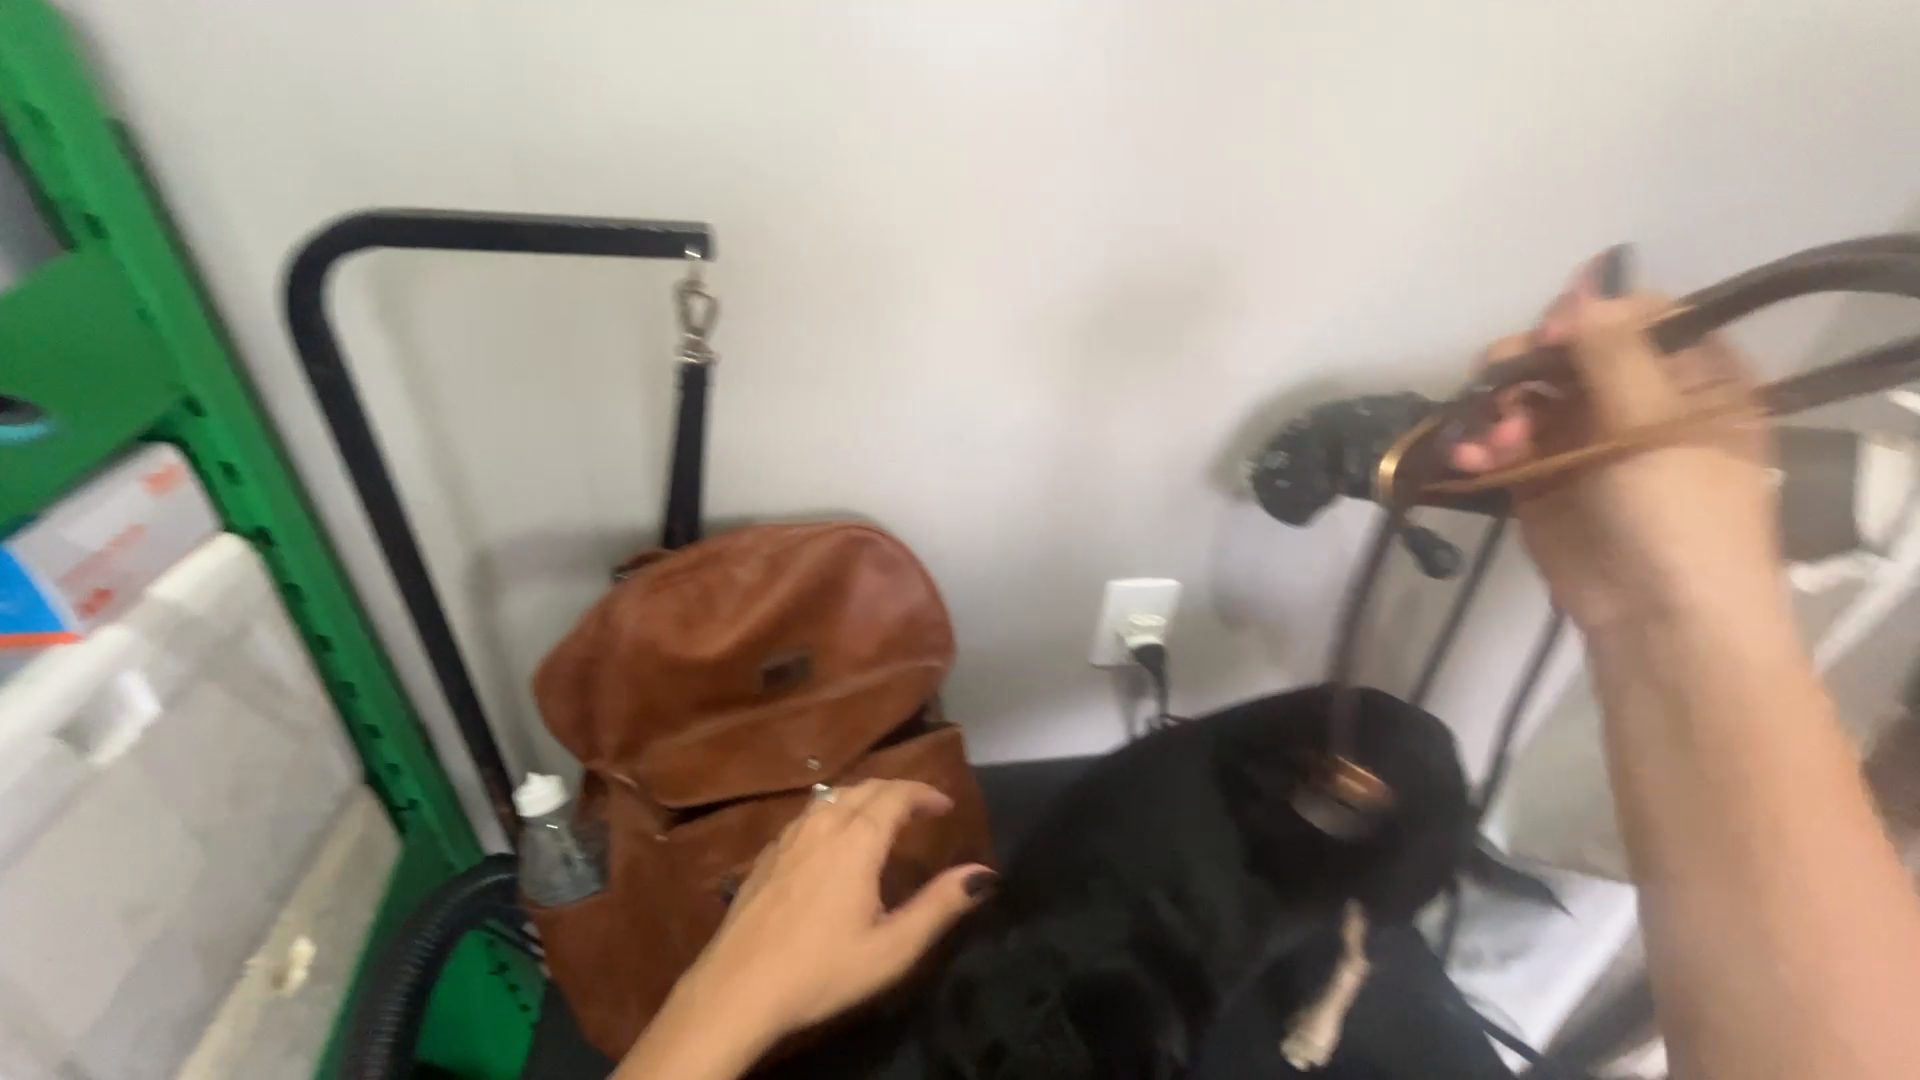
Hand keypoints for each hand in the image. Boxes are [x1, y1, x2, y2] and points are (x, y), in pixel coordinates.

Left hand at [616, 780, 994, 1078]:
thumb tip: (983, 873)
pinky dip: (834, 811)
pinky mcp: (766, 855)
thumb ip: (939, 906)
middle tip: (921, 808)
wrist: (735, 991)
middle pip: (865, 787)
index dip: (924, 793)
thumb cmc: (821, 971)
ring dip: (865, 797)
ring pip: (833, 796)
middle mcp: (823, 826)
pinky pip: (808, 814)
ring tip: (883, 817)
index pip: (896, 794)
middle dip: (898, 790)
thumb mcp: (891, 949)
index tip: (946, 805)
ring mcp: (789, 837)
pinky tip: (832, 839)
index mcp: (857, 841)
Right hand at [1449, 259, 1782, 633]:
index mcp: (1689, 380)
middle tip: (1494, 380)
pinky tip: (1468, 459)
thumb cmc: (1680, 513)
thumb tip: (1585, 281)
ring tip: (1486, 441)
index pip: (1634, 320)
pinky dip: (1479, 447)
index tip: (1548, 337)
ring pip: (1523, 399)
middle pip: (1565, 356)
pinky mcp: (1537, 478)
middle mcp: (1634, 402)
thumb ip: (1616, 351)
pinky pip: (1501, 444)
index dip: (1586, 320)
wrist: (1654, 614)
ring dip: (1494, 412)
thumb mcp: (1658, 423)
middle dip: (1524, 368)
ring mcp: (1580, 442)